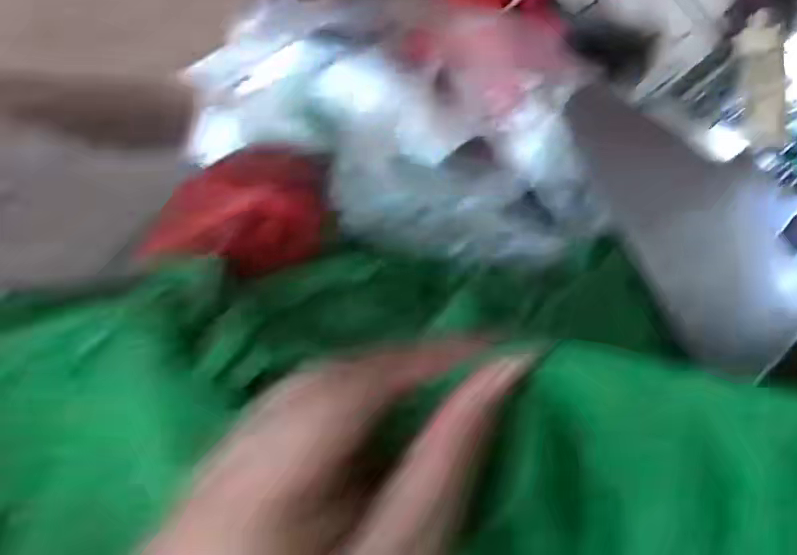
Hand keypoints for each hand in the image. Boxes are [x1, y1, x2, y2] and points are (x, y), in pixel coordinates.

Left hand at [146, 340, 532, 554]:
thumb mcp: (412, 545)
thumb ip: (457, 447)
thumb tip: (515, 361)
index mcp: (255, 499)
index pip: (348, 387)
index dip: (431, 355)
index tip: (504, 349)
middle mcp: (208, 489)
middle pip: (313, 385)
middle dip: (403, 364)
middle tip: (472, 369)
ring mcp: (192, 505)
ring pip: (290, 402)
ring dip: (372, 386)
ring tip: (435, 395)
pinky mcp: (198, 519)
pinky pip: (274, 432)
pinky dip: (337, 415)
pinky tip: (377, 437)